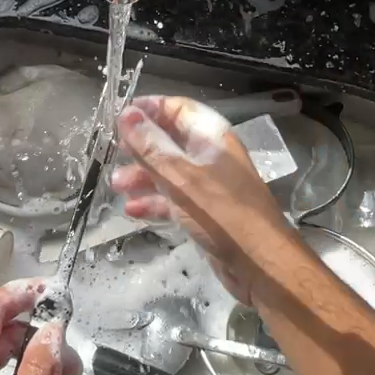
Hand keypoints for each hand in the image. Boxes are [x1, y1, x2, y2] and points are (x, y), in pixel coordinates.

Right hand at [110, 96, 296, 303]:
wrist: (261, 265)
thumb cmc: (221, 214)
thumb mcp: (180, 177)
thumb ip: (151, 146)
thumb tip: (126, 114)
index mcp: (211, 138)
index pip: (178, 109)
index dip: (150, 109)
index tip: (121, 116)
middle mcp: (210, 156)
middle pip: (170, 141)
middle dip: (141, 146)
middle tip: (114, 152)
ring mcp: (208, 185)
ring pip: (169, 171)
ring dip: (142, 176)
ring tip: (117, 185)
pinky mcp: (205, 212)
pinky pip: (174, 199)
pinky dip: (154, 202)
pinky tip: (133, 209)